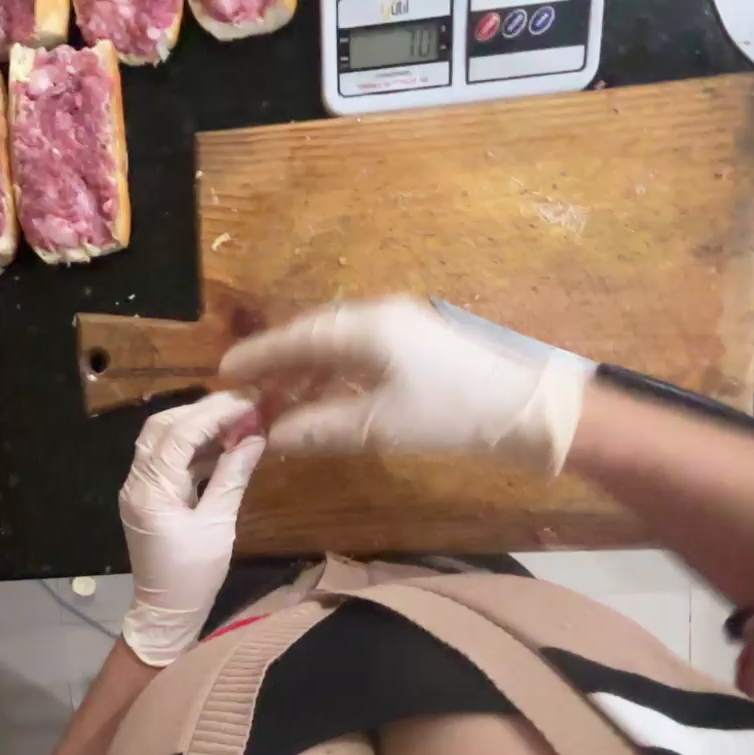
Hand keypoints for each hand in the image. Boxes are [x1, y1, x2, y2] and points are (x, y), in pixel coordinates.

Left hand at [119, 392, 267, 667]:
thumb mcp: (218, 525)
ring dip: (196, 426)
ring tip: (236, 420)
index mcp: (151, 490)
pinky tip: (222, 445)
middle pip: (162, 427)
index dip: (215, 413)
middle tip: (242, 404)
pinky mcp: (148, 497)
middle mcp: (137, 482)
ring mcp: (138, 489)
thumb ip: (233, 476)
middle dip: (201, 411)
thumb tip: (255, 437)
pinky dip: (192, 447)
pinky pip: (166, 460)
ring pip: (161, 440)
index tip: (248, 401)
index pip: (179, 434)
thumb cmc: (192, 576)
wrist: (164, 612)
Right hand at [218, 296, 597, 474]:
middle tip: (249, 392)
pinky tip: (324, 399)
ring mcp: (401, 328)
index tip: (224, 373)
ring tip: (281, 402)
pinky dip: (333, 377)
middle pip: (312, 337)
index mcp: (365, 328)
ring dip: (305, 373)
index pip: (295, 338)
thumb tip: (272, 436)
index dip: (257, 357)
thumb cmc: (451, 410)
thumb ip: (318, 429)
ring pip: (336, 347)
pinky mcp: (417, 346)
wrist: (529, 404)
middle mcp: (378, 318)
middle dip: (278, 364)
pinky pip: (359, 356)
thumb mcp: (378, 425)